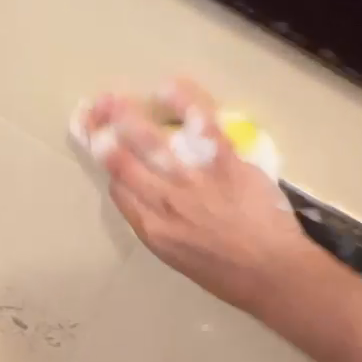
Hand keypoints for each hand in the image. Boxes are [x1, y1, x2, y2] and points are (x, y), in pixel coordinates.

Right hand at [81, 80, 322, 312]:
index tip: (107, 150)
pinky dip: (182, 101)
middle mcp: (165, 202)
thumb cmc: (229, 274)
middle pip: (122, 162)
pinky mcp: (224, 162)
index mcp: (152, 229)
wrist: (271, 272)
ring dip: (126, 114)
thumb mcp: (180, 259)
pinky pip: (200, 124)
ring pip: (151, 141)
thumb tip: (154, 200)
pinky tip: (167, 87)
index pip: (121, 190)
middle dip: (101, 134)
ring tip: (110, 98)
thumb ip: (162, 226)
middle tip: (90, 111)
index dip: (112, 168)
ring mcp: (193, 180)